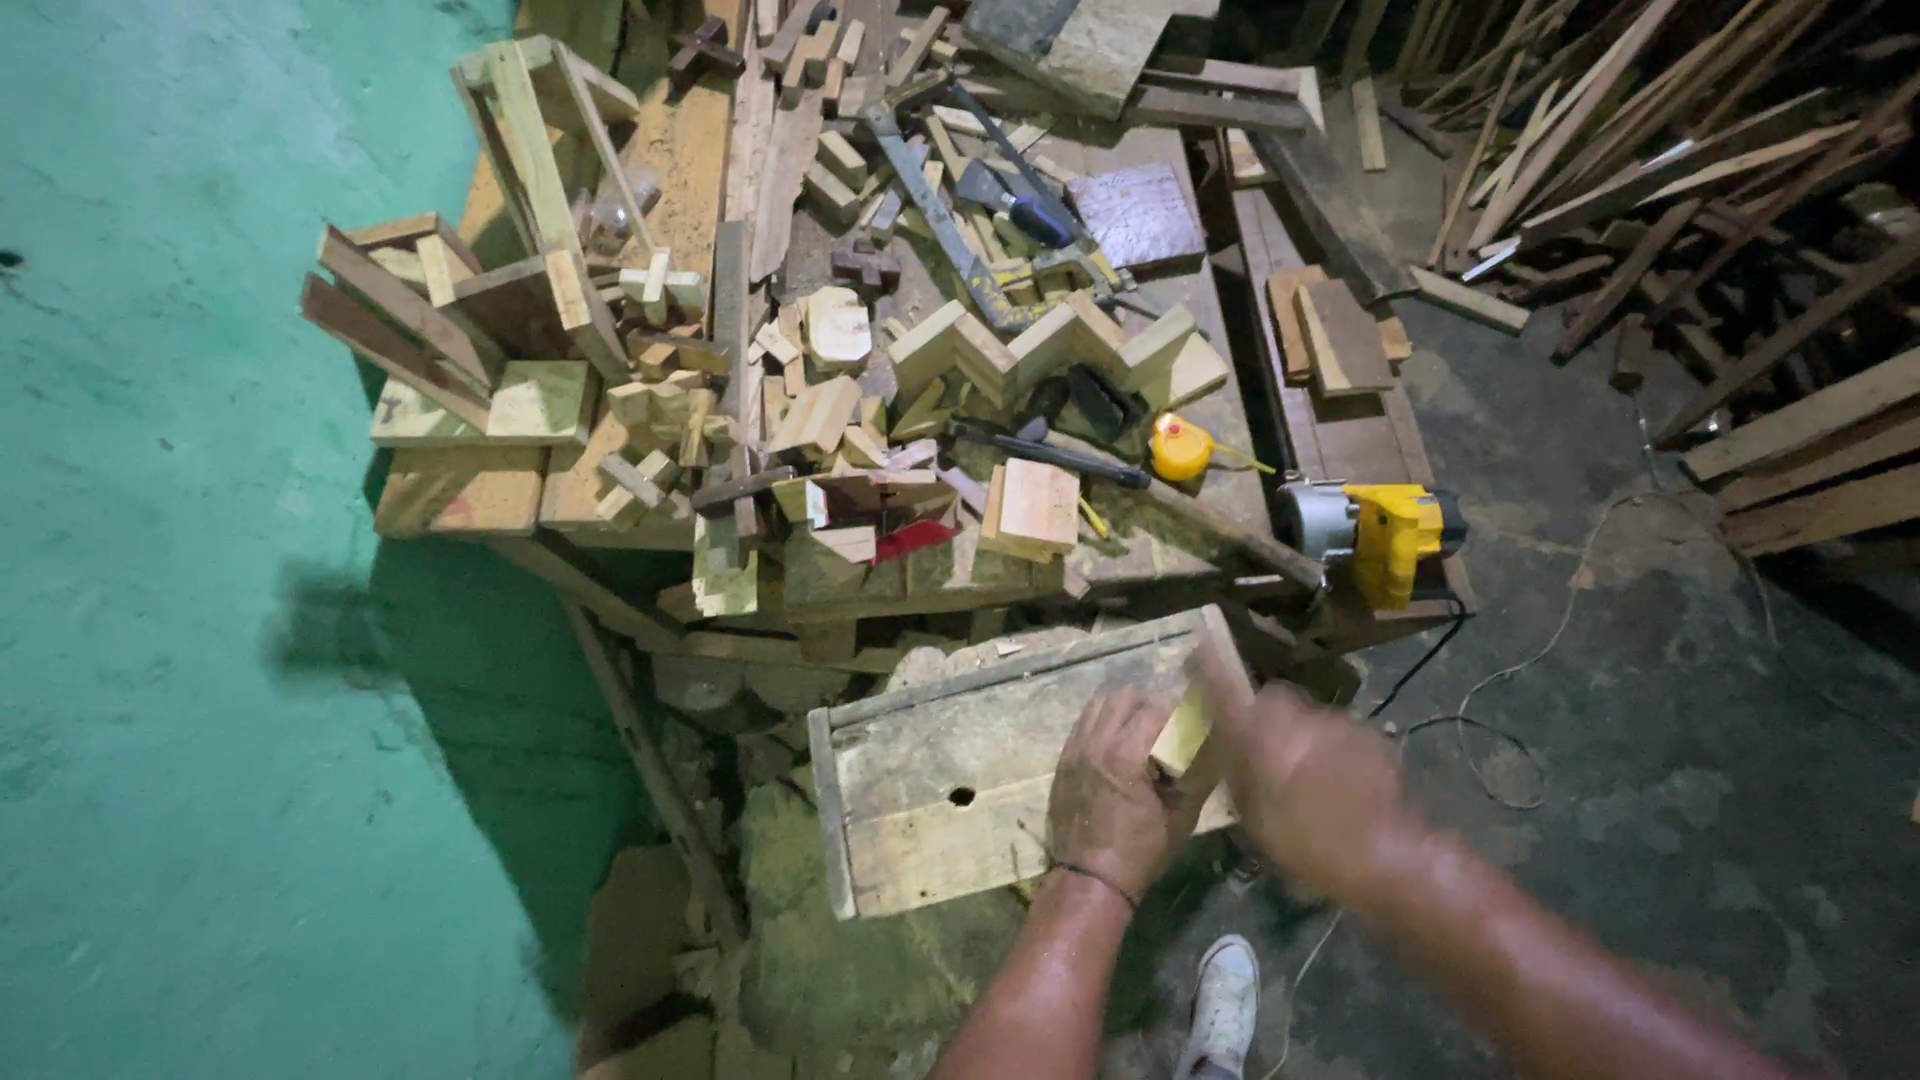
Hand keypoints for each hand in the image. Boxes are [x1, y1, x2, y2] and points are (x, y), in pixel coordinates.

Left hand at [1048, 687, 1206, 903]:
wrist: (1089, 878)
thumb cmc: (1139, 852)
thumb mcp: (1180, 817)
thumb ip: (1193, 775)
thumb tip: (1206, 745)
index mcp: (1125, 756)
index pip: (1154, 707)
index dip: (1175, 710)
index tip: (1187, 722)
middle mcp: (1095, 744)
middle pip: (1123, 696)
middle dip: (1147, 705)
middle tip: (1162, 726)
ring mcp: (1074, 749)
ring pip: (1097, 704)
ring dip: (1121, 709)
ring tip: (1137, 730)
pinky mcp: (1062, 759)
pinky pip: (1081, 723)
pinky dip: (1100, 722)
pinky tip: (1114, 741)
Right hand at [1194, 643, 1421, 905]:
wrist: (1385, 855)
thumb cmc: (1305, 841)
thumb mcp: (1250, 814)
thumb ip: (1235, 769)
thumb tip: (1224, 745)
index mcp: (1259, 734)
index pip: (1225, 688)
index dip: (1210, 667)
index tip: (1201, 647)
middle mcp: (1295, 716)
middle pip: (1272, 701)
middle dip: (1265, 717)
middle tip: (1265, 751)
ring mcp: (1336, 721)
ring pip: (1306, 717)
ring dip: (1301, 735)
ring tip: (1308, 775)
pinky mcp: (1368, 734)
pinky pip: (1337, 733)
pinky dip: (1332, 748)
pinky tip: (1339, 780)